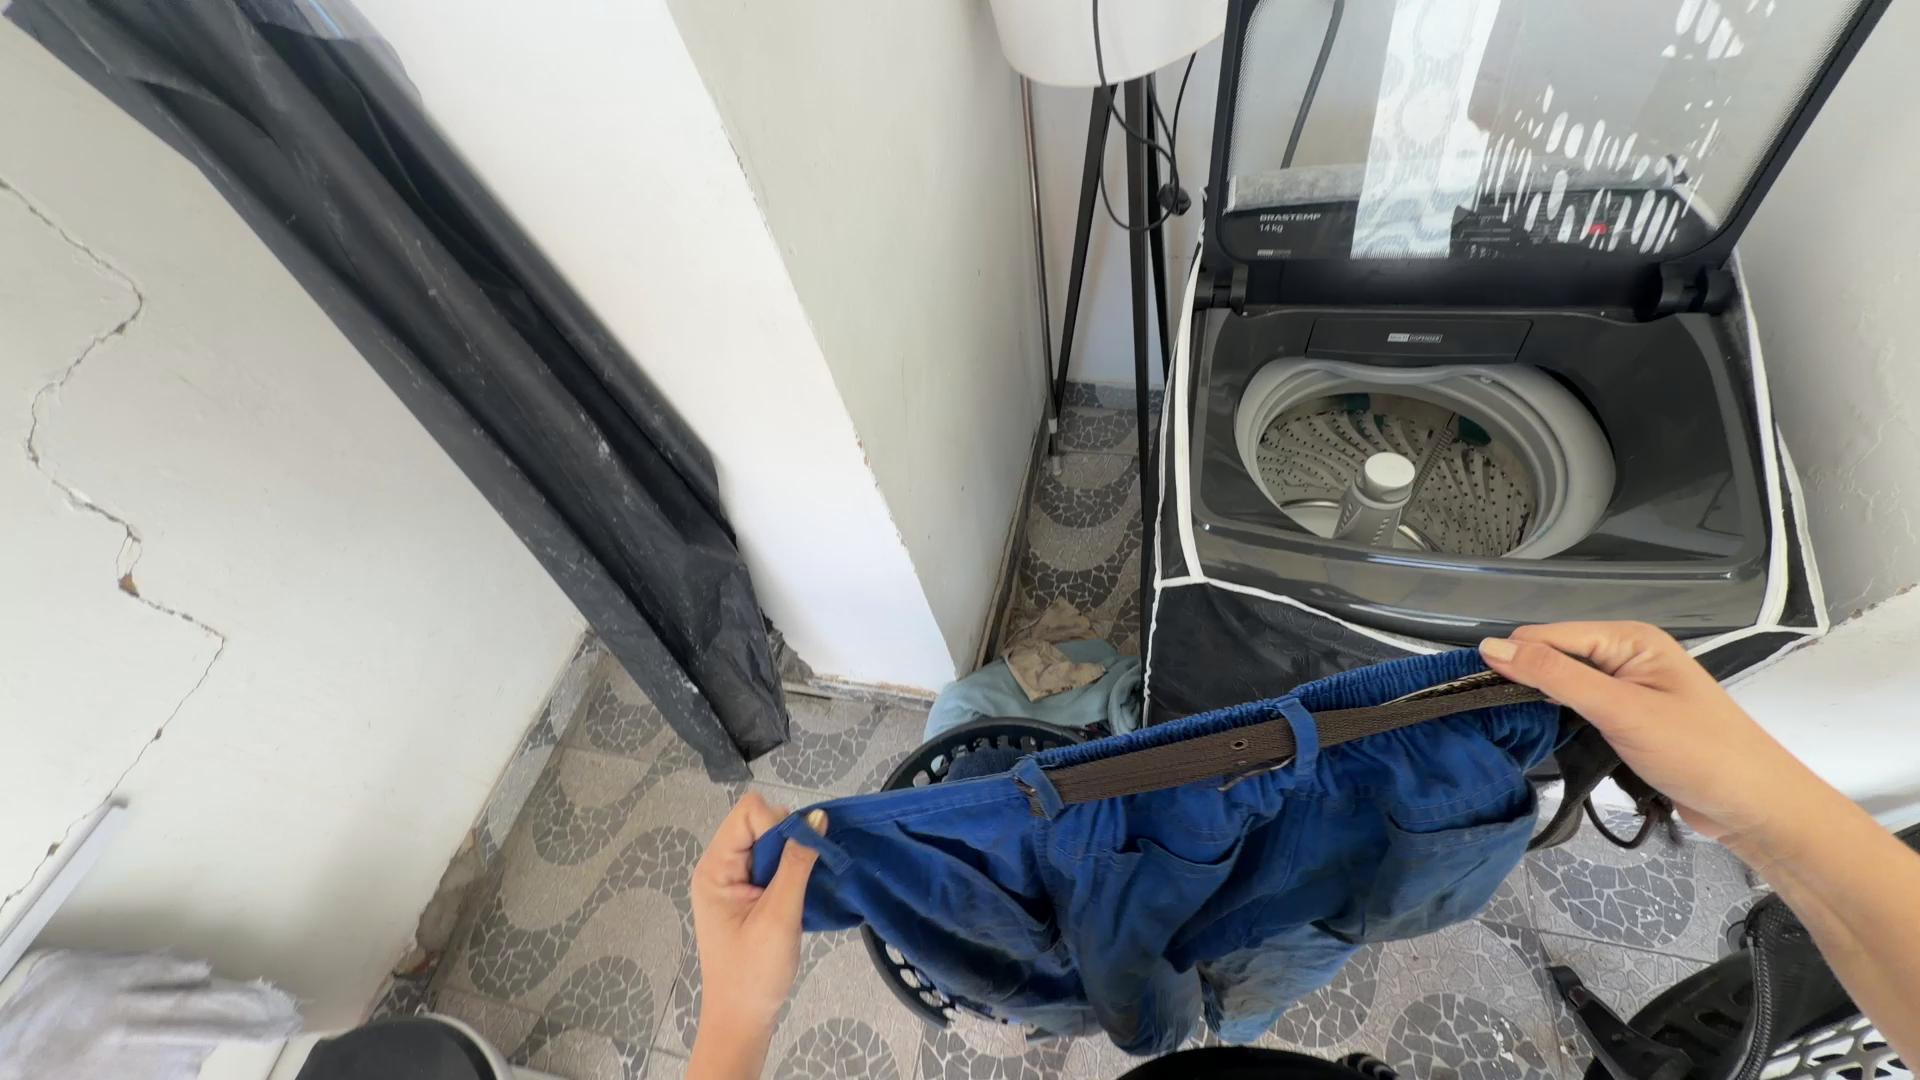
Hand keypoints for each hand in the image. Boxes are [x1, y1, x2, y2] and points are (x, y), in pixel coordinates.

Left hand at [688, 793, 822, 1078]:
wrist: (743, 1021)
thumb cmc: (755, 972)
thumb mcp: (779, 915)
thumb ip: (798, 862)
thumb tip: (818, 818)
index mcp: (715, 868)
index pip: (749, 812)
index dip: (777, 824)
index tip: (792, 858)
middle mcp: (720, 866)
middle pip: (759, 820)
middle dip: (786, 839)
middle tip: (795, 879)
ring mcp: (734, 878)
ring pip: (770, 839)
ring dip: (790, 856)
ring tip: (795, 890)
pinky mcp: (748, 890)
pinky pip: (773, 859)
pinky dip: (790, 868)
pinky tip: (795, 892)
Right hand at [1477, 622, 1826, 856]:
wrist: (1760, 813)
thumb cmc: (1698, 754)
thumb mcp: (1619, 710)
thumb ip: (1552, 675)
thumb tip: (1488, 647)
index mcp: (1628, 637)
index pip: (1543, 636)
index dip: (1514, 660)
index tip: (1488, 695)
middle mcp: (1625, 652)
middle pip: (1548, 654)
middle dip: (1525, 679)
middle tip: (1508, 716)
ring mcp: (1626, 683)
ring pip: (1557, 679)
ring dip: (1539, 699)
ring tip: (1522, 724)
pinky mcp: (1624, 713)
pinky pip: (1573, 701)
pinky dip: (1556, 713)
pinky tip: (1549, 729)